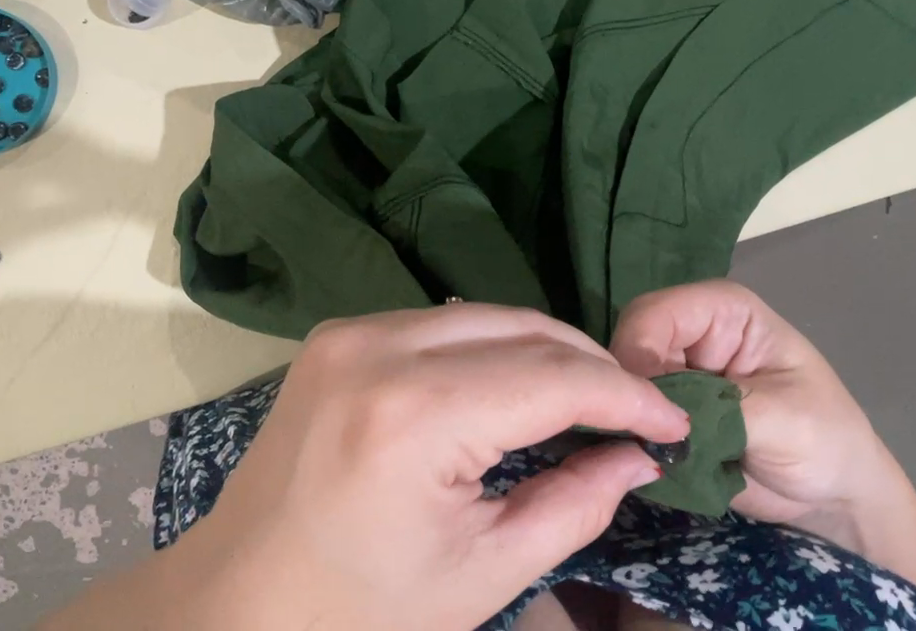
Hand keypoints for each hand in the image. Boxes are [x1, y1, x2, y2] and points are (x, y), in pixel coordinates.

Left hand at [49, 304, 689, 630]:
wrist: (240, 597)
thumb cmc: (363, 606)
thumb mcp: (483, 574)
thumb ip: (572, 503)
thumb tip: (636, 454)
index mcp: (417, 415)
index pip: (551, 378)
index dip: (623, 394)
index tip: (674, 419)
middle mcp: (380, 348)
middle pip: (519, 328)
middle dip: (588, 363)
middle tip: (633, 408)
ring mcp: (351, 331)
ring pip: (481, 314)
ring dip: (540, 347)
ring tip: (584, 395)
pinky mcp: (337, 333)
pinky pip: (437, 322)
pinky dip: (488, 344)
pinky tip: (512, 381)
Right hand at [611, 281, 915, 630]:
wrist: (835, 502)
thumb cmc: (826, 443)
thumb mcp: (780, 420)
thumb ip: (715, 410)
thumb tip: (651, 415)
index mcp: (720, 310)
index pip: (652, 315)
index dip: (637, 355)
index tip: (643, 409)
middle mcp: (688, 332)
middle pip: (627, 344)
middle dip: (630, 390)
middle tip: (640, 438)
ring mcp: (672, 371)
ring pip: (621, 380)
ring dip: (628, 417)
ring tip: (645, 453)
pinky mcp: (664, 408)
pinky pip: (628, 412)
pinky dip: (631, 437)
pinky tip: (644, 460)